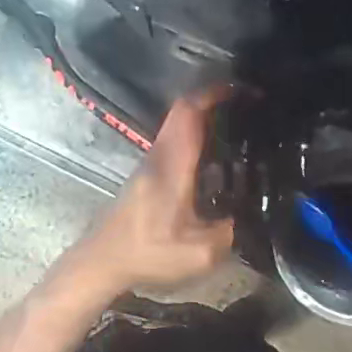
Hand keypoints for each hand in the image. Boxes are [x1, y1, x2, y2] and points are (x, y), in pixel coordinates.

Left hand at [69, 89, 236, 293]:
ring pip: (178, 127)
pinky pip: (175, 144)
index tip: (242, 90)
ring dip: (205, 122)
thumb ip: (228, 231)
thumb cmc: (148, 254)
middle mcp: (159, 157)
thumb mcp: (199, 254)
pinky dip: (197, 141)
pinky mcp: (146, 175)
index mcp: (172, 166)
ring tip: (239, 132)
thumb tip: (245, 215)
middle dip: (215, 102)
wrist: (103, 261)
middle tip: (249, 109)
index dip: (213, 93)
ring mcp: (150, 164)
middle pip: (183, 112)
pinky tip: (217, 162)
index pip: (188, 113)